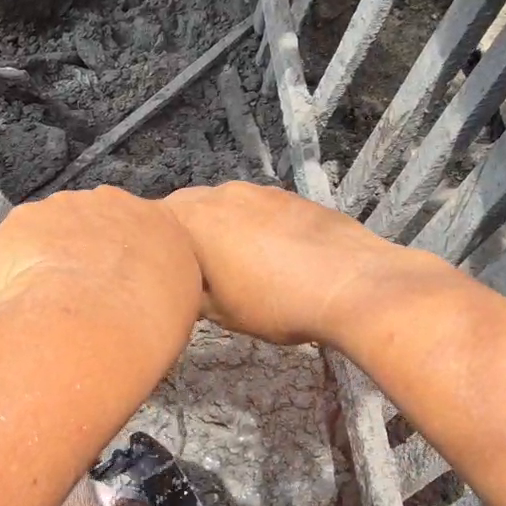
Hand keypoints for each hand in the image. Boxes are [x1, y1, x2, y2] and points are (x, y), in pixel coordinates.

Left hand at [0, 186, 201, 353]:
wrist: (91, 327)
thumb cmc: (145, 328)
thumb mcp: (179, 309)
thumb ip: (164, 288)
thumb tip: (144, 295)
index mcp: (162, 224)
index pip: (153, 225)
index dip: (132, 254)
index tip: (121, 280)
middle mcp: (114, 203)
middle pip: (98, 220)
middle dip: (88, 250)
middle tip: (84, 294)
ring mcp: (65, 206)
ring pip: (54, 227)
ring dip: (51, 255)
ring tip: (52, 300)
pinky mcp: (25, 219)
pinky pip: (18, 239)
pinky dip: (17, 264)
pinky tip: (25, 295)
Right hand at [162, 182, 455, 347]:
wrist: (352, 283)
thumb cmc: (275, 302)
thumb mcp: (219, 313)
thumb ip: (188, 292)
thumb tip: (179, 286)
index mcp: (194, 219)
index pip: (153, 221)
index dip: (153, 246)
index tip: (157, 270)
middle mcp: (222, 194)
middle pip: (190, 208)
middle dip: (186, 235)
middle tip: (190, 270)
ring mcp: (260, 192)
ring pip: (226, 207)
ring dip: (222, 229)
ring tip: (232, 265)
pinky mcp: (292, 198)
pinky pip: (259, 209)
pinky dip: (254, 228)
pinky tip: (270, 257)